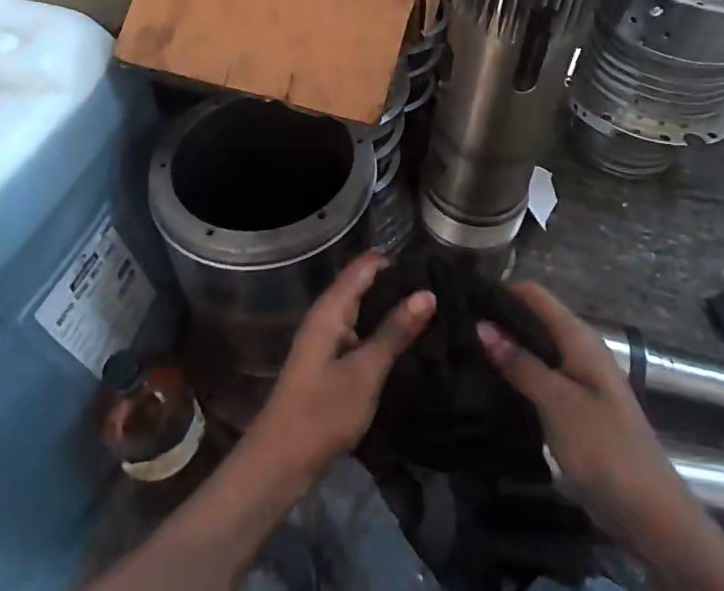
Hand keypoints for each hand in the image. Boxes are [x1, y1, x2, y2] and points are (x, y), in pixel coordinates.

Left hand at [246, 252, 434, 483]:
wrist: (281, 463)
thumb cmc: (322, 412)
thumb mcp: (365, 371)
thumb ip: (395, 331)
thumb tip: (427, 292)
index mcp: (330, 310)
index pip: (364, 266)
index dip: (395, 259)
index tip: (432, 261)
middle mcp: (326, 317)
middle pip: (363, 285)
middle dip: (398, 282)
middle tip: (442, 284)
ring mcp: (327, 341)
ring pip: (364, 310)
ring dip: (392, 307)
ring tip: (434, 306)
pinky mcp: (331, 363)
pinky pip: (361, 333)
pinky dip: (383, 330)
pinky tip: (408, 339)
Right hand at [476, 283, 695, 544]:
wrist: (648, 509)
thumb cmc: (603, 446)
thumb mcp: (556, 402)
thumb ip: (520, 363)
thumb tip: (481, 325)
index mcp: (579, 337)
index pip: (534, 294)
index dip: (500, 291)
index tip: (462, 300)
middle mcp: (580, 348)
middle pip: (533, 319)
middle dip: (498, 320)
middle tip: (455, 329)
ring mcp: (579, 377)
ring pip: (535, 348)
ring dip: (506, 349)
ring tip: (463, 352)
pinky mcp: (576, 405)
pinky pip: (541, 376)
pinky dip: (517, 374)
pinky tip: (490, 384)